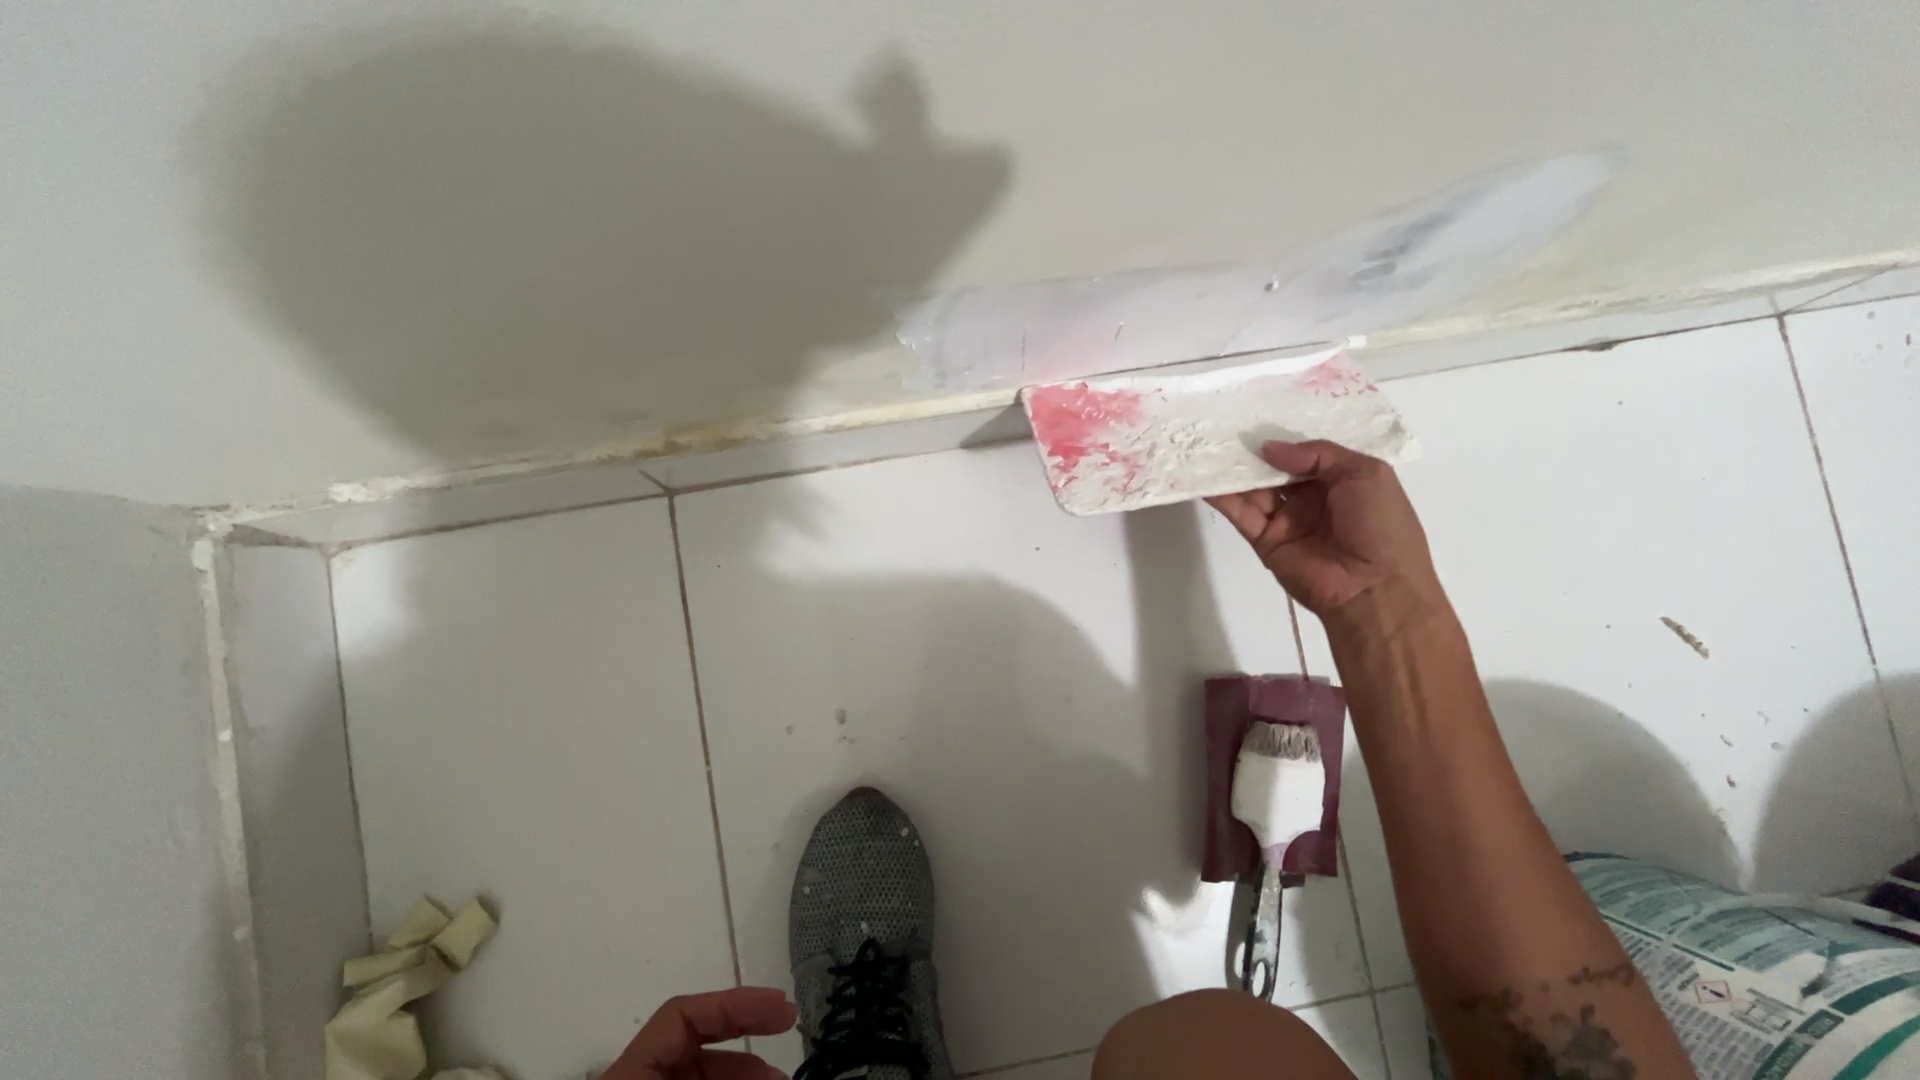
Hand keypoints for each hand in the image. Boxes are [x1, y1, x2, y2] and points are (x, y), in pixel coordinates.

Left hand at [603, 987, 798, 1079]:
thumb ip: (726, 1078)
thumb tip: (778, 1074)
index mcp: (632, 1068)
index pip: (683, 1014)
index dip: (734, 1003)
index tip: (781, 1005)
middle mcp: (643, 1077)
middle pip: (700, 1044)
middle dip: (749, 1037)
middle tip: (791, 1030)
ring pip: (706, 1076)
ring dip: (749, 1074)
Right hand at [1206, 440, 1442, 618]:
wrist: (1374, 588)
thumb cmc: (1381, 525)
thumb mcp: (1365, 473)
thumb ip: (1317, 453)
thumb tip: (1268, 448)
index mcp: (1340, 480)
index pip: (1305, 453)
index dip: (1283, 437)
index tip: (1255, 414)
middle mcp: (1311, 497)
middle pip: (1274, 468)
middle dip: (1251, 450)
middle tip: (1222, 426)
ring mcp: (1286, 519)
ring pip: (1253, 488)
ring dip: (1231, 469)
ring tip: (1205, 446)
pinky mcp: (1264, 540)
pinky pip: (1240, 513)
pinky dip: (1221, 497)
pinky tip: (1204, 477)